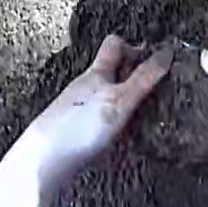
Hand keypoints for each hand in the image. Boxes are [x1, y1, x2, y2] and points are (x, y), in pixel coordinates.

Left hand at [18, 36, 170, 195]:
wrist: (41, 163)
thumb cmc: (79, 127)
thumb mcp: (120, 100)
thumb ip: (143, 78)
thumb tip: (166, 53)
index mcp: (97, 72)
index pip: (115, 44)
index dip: (133, 46)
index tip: (153, 58)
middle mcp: (87, 86)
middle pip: (112, 71)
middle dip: (132, 76)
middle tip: (154, 89)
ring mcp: (79, 108)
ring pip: (106, 96)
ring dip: (124, 101)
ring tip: (145, 117)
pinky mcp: (75, 131)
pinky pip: (99, 118)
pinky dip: (113, 123)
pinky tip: (122, 138)